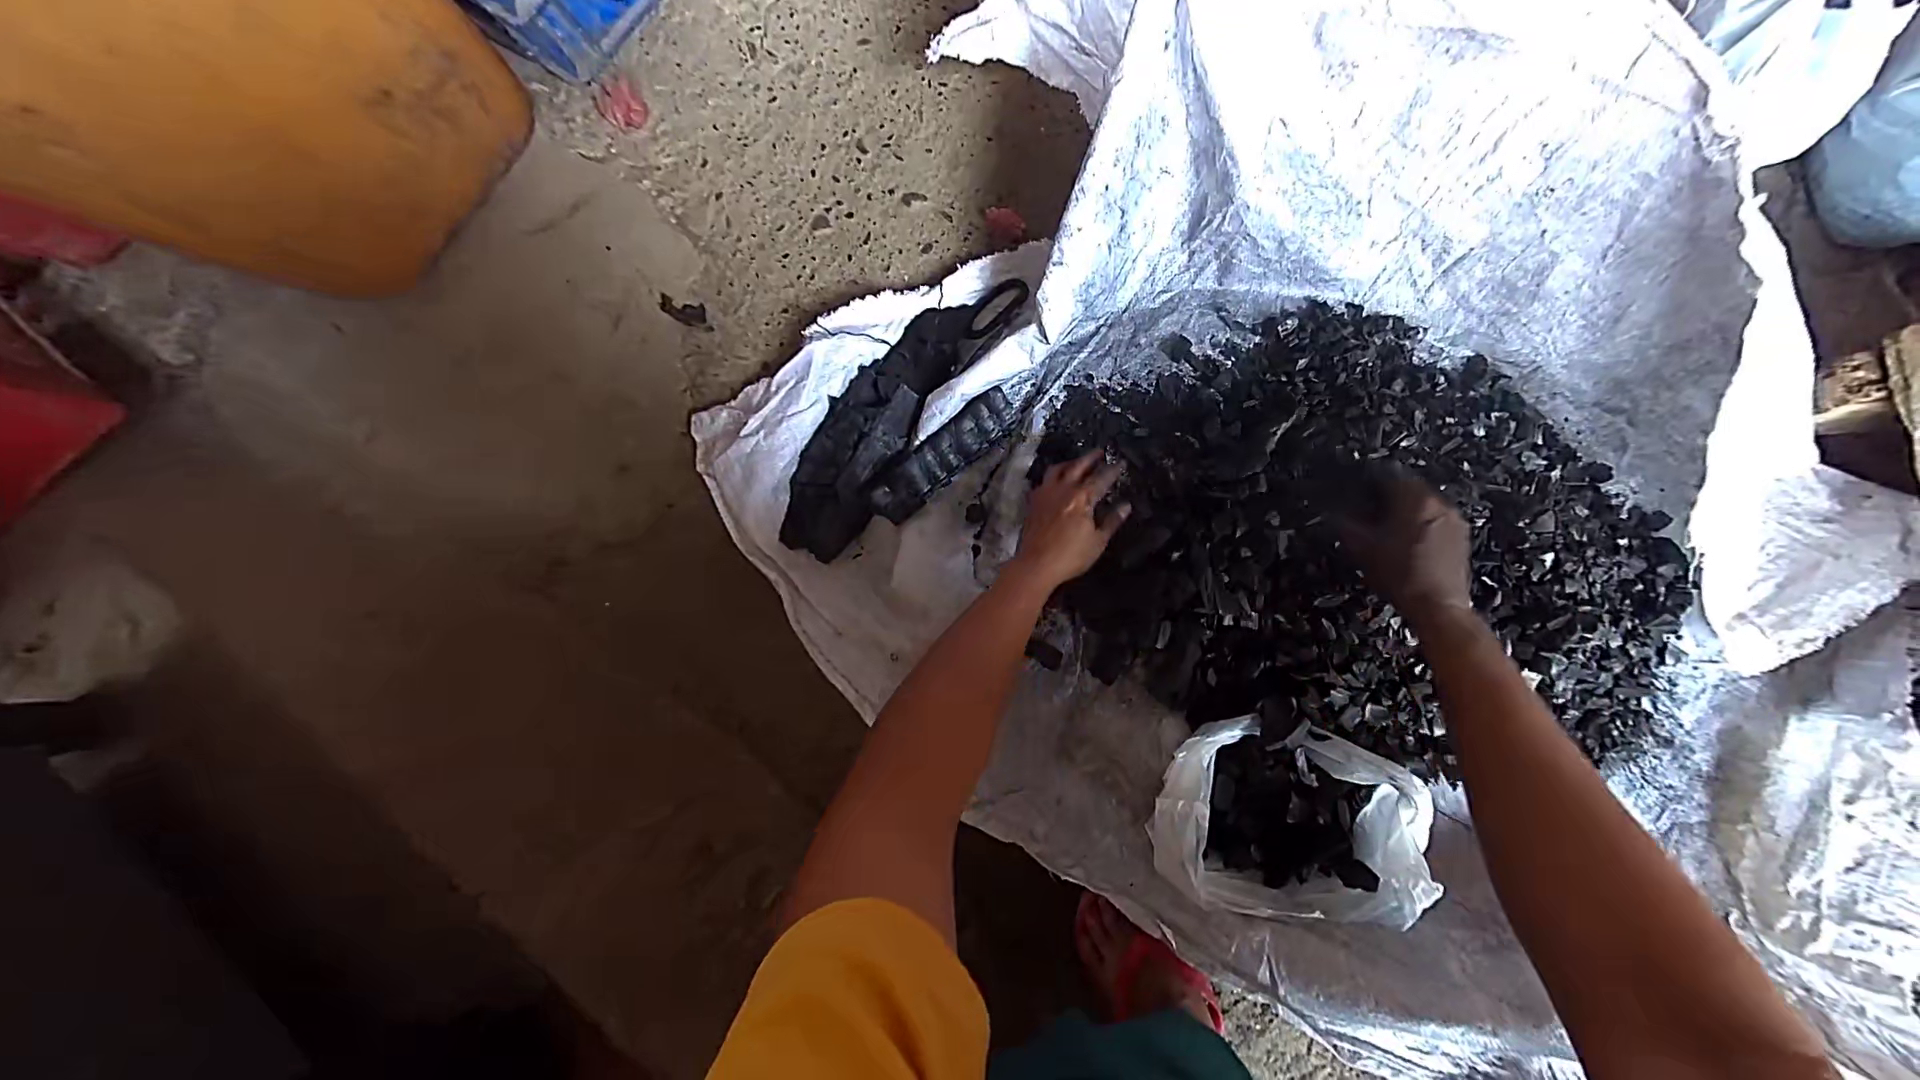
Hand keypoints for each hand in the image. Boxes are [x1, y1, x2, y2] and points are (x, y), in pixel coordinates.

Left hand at [1008, 450, 1129, 591]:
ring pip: (1057, 470)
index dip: (1113, 470)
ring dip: (1069, 463)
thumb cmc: (1071, 556)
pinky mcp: (1033, 502)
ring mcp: (1045, 494)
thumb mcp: (1098, 541)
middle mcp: (1063, 490)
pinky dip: (1053, 477)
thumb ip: (1112, 521)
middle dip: (1090, 458)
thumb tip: (1125, 506)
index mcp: (1082, 498)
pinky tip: (1055, 482)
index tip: (1121, 463)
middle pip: (1078, 466)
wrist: (1036, 564)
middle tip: (1099, 452)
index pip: (1101, 478)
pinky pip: (1044, 482)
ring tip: (1077, 462)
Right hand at [1338, 464, 1471, 626]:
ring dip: (1404, 508)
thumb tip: (1333, 511)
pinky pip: (1435, 518)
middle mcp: (1439, 504)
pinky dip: (1419, 522)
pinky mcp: (1460, 536)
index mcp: (1415, 500)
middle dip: (1386, 494)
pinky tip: (1404, 540)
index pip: (1388, 475)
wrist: (1438, 606)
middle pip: (1408, 487)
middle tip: (1366, 507)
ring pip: (1423, 503)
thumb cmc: (1399, 575)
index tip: (1354, 488)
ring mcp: (1454, 520)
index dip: (1367, 479)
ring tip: (1384, 525)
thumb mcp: (1361, 548)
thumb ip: (1345, 524)